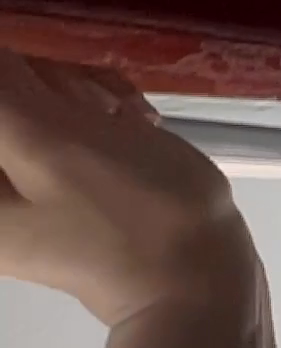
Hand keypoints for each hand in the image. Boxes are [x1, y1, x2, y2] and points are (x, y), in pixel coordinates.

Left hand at [0, 53, 260, 326]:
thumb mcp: (65, 147)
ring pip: (32, 105)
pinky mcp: (49, 184)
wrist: (194, 273)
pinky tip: (134, 127)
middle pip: (5, 95)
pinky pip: (58, 128)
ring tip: (134, 119)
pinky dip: (99, 117)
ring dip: (88, 97)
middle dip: (59, 85)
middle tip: (114, 110)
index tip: (80, 93)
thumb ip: (8, 97)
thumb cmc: (136, 213)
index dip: (27, 73)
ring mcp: (13, 187)